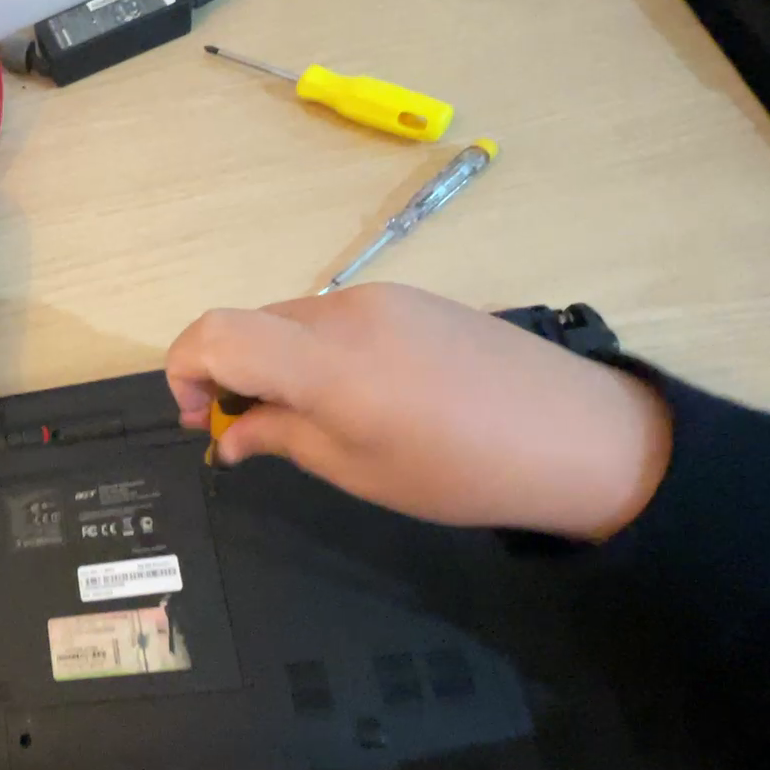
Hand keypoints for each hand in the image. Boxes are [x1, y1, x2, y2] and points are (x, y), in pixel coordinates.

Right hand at [165, 283, 671, 539]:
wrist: (587, 437)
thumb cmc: (458, 471)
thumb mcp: (354, 468)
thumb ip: (277, 438)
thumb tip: (226, 436)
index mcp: (325, 361)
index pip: (213, 334)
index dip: (183, 370)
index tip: (197, 415)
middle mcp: (341, 311)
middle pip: (243, 325)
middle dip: (222, 373)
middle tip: (241, 426)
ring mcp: (377, 297)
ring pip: (283, 321)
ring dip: (266, 363)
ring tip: (300, 414)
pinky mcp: (406, 298)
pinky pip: (327, 318)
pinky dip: (306, 351)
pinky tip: (348, 392)